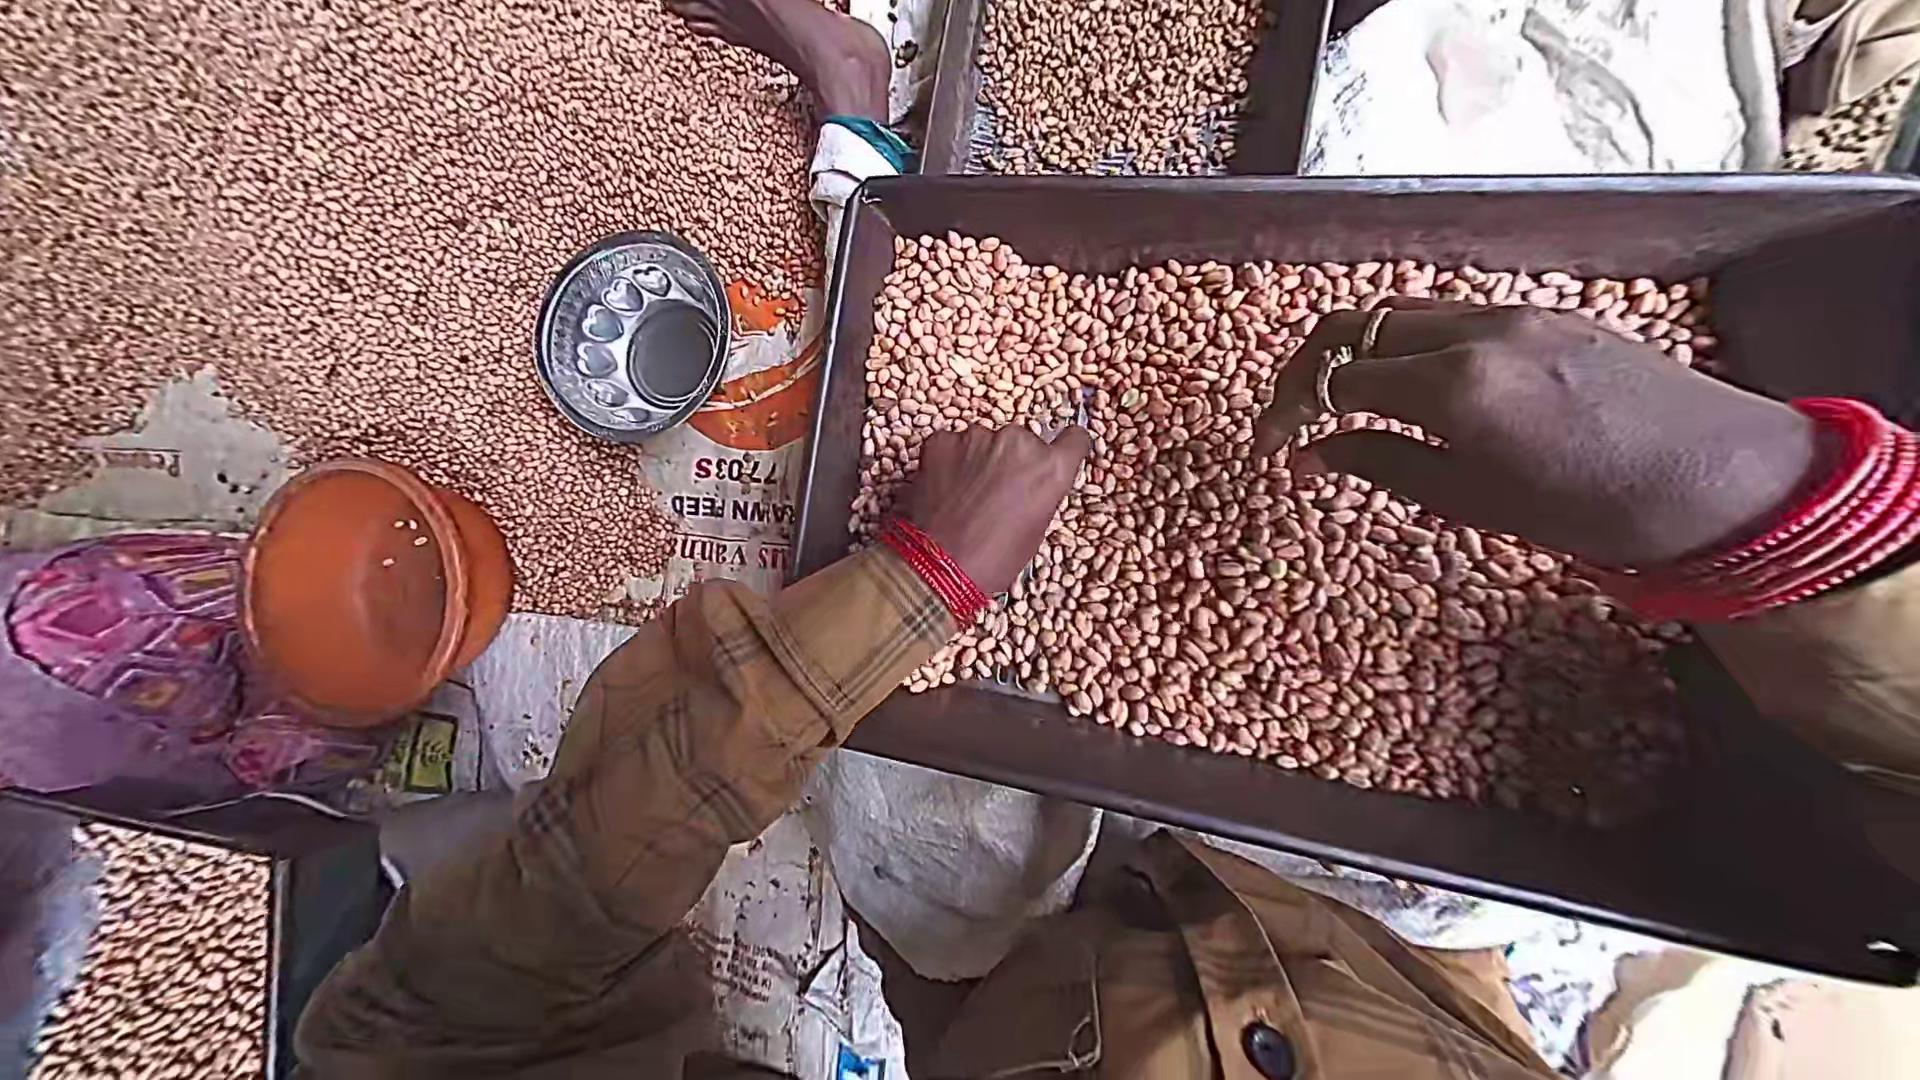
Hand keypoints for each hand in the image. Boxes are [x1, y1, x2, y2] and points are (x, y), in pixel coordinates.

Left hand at [899, 423, 1090, 593]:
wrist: (940, 566)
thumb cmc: (992, 560)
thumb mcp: (1034, 530)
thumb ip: (1039, 493)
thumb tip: (1028, 484)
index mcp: (1050, 469)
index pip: (1073, 439)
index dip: (1063, 447)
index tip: (1057, 451)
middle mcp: (1019, 443)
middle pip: (1021, 440)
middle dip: (1010, 460)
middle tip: (994, 491)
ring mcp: (978, 438)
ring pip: (983, 441)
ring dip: (977, 459)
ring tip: (964, 496)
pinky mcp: (943, 441)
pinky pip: (950, 444)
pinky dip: (948, 461)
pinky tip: (944, 489)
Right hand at [1254, 298, 1823, 565]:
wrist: (1726, 479)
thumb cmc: (1583, 507)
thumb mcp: (1463, 496)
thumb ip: (1374, 462)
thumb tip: (1305, 456)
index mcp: (1451, 386)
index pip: (1334, 380)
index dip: (1288, 412)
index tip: (1269, 444)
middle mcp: (1474, 332)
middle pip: (1350, 325)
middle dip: (1304, 370)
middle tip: (1289, 414)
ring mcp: (1509, 314)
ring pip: (1392, 311)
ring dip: (1349, 351)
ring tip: (1337, 398)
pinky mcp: (1537, 314)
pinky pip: (1441, 315)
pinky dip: (1398, 343)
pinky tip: (1401, 384)